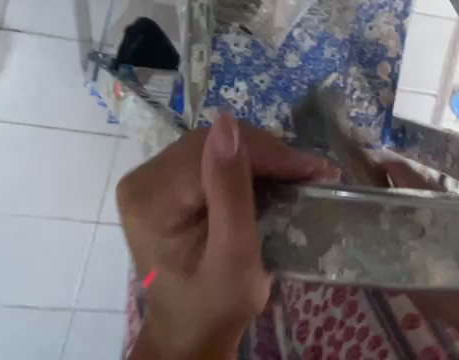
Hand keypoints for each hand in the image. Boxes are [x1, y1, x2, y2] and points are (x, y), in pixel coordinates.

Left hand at [121, 111, 337, 359]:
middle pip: (215, 144)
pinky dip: (247, 165)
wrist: (192, 336)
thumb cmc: (215, 307)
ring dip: (261, 159)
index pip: (214, 153)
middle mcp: (143, 178)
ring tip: (300, 173)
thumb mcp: (233, 255)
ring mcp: (152, 178)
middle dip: (268, 155)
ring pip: (217, 145)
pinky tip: (274, 176)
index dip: (267, 155)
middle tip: (314, 172)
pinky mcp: (166, 181)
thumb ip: (232, 189)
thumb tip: (228, 122)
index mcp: (150, 197)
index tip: (315, 169)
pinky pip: (213, 156)